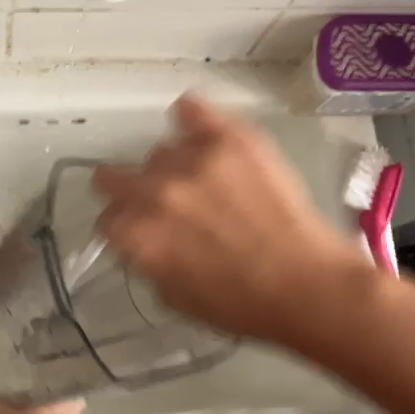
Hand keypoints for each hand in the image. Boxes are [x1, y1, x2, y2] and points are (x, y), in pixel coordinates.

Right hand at [94, 94, 368, 343]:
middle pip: (115, 175)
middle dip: (131, 191)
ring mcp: (191, 159)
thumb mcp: (174, 296)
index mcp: (138, 235)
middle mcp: (155, 191)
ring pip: (160, 151)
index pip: (108, 218)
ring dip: (172, 167)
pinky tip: (200, 131)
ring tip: (204, 181)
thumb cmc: (240, 305)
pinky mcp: (228, 138)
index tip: (141, 229)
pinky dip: (191, 118)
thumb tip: (141, 236)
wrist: (307, 285)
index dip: (124, 225)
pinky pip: (191, 108)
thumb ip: (145, 259)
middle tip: (163, 204)